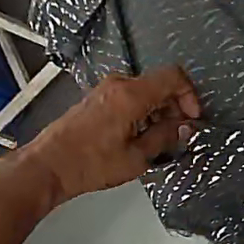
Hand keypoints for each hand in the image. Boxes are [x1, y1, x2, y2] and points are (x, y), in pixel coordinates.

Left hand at [15, 65, 201, 205]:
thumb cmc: (90, 163)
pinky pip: (130, 97)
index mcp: (131, 95)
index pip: (173, 77)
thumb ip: (166, 136)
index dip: (190, 96)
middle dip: (176, 107)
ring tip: (160, 139)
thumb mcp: (139, 156)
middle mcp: (118, 85)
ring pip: (146, 91)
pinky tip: (141, 136)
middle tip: (180, 133)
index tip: (193, 118)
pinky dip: (144, 112)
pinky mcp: (98, 99)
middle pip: (160, 84)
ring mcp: (105, 90)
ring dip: (160, 111)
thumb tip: (184, 127)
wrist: (49, 166)